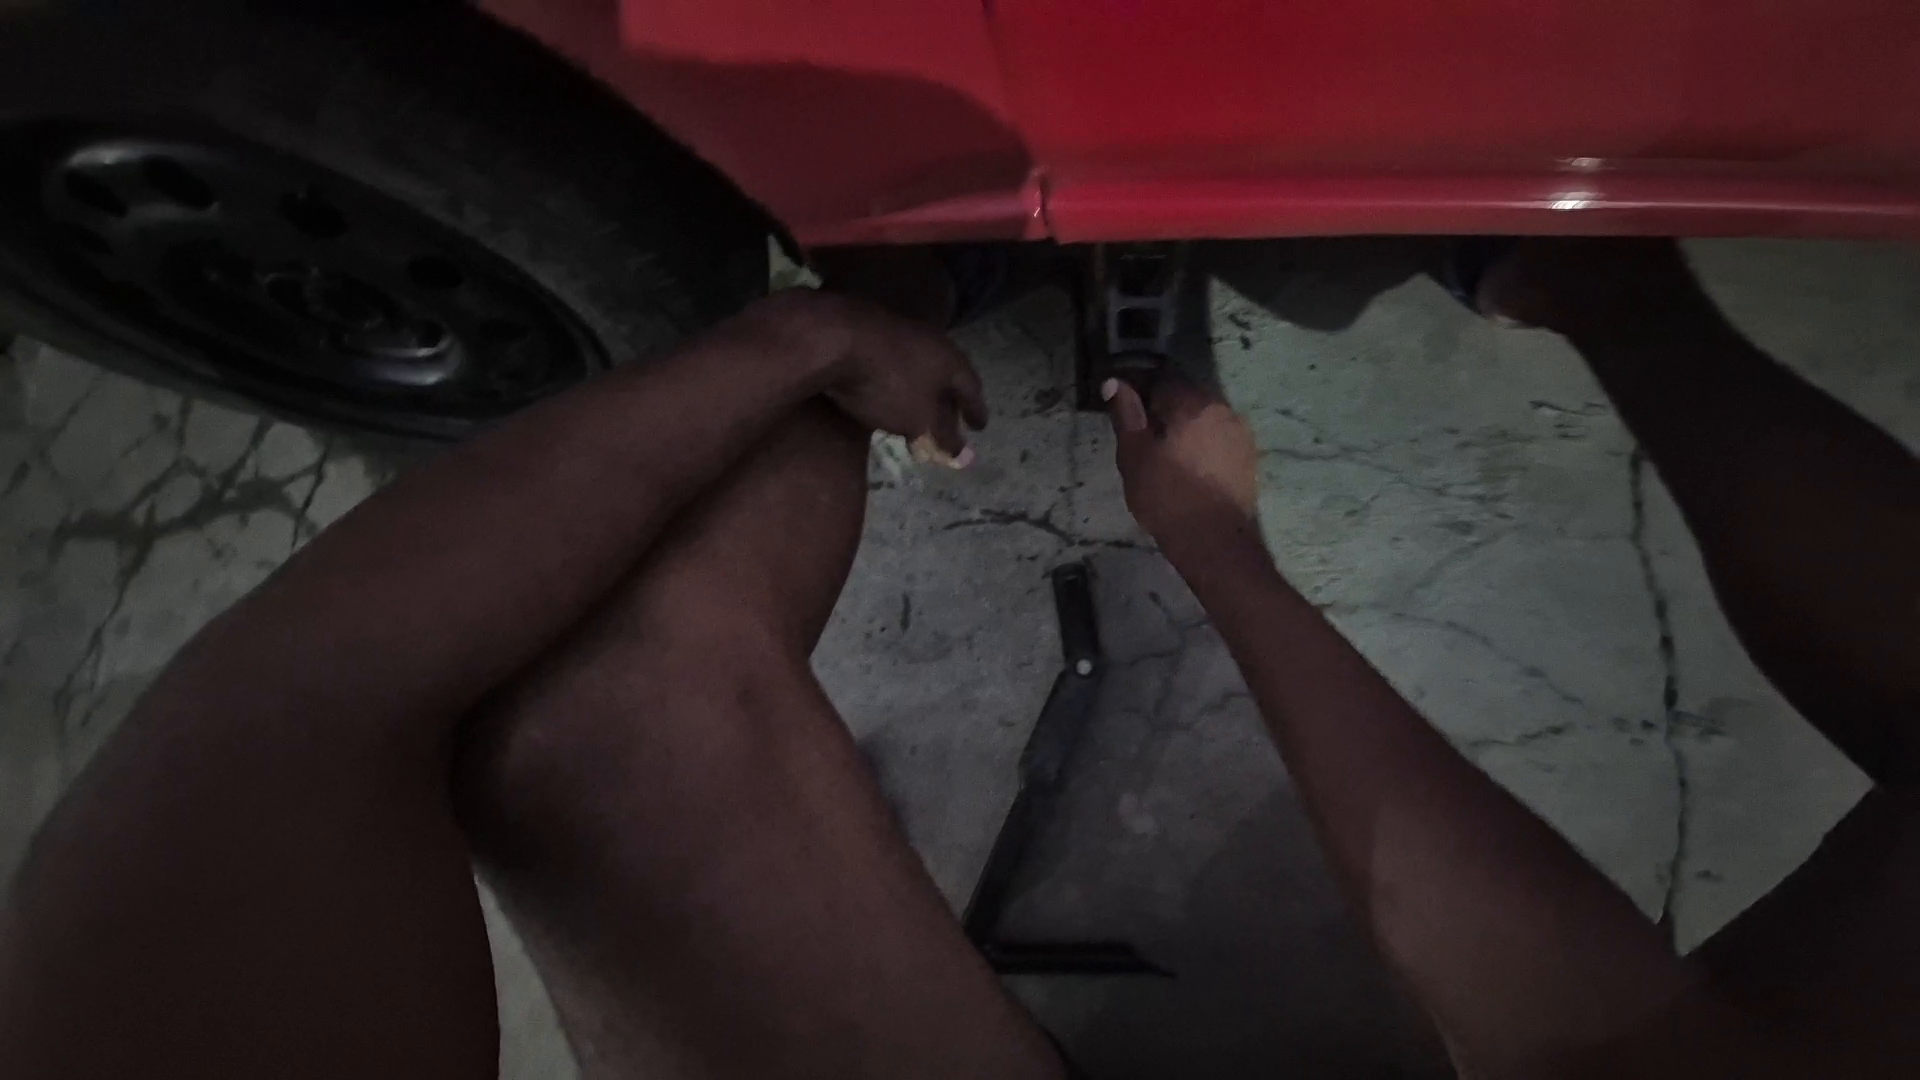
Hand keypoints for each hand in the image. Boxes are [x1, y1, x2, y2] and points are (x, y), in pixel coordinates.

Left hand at [743, 290, 987, 465]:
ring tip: (919, 412)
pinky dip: (898, 383)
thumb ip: (943, 438)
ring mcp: (896, 333)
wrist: (832, 338)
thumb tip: (965, 457)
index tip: (980, 426)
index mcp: (949, 360)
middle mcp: (928, 341)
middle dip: (949, 401)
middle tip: (951, 422)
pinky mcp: (866, 333)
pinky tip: (887, 393)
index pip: (971, 388)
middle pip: (945, 376)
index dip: (976, 410)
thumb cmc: (888, 384)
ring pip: (917, 368)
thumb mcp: (919, 420)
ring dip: (922, 392)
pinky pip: (892, 364)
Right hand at [1105, 376, 1259, 549]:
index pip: (1160, 381)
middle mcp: (1222, 409)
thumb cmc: (1166, 498)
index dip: (1138, 392)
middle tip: (1141, 438)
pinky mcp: (1247, 457)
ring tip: (1164, 454)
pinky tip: (1188, 466)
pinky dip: (1201, 443)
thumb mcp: (1134, 456)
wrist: (1213, 542)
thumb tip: (1114, 382)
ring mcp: (1240, 433)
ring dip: (1183, 427)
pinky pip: (1218, 438)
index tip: (1123, 412)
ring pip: (1203, 418)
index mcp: (1192, 404)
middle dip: (1162, 410)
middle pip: (1185, 397)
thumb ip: (1126, 415)